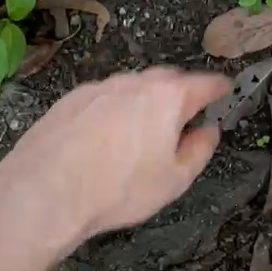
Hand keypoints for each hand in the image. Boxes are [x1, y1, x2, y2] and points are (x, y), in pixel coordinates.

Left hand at [0, 67, 229, 255]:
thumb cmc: (120, 188)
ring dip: (144, 102)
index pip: (205, 83)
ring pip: (132, 87)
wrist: (45, 191)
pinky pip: (103, 98)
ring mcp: (99, 87)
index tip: (226, 91)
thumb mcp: (174, 179)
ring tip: (142, 134)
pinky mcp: (70, 99)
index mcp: (168, 97)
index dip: (219, 88)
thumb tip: (208, 130)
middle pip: (167, 79)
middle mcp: (134, 82)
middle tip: (185, 117)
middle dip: (181, 92)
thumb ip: (199, 150)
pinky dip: (113, 110)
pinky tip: (104, 140)